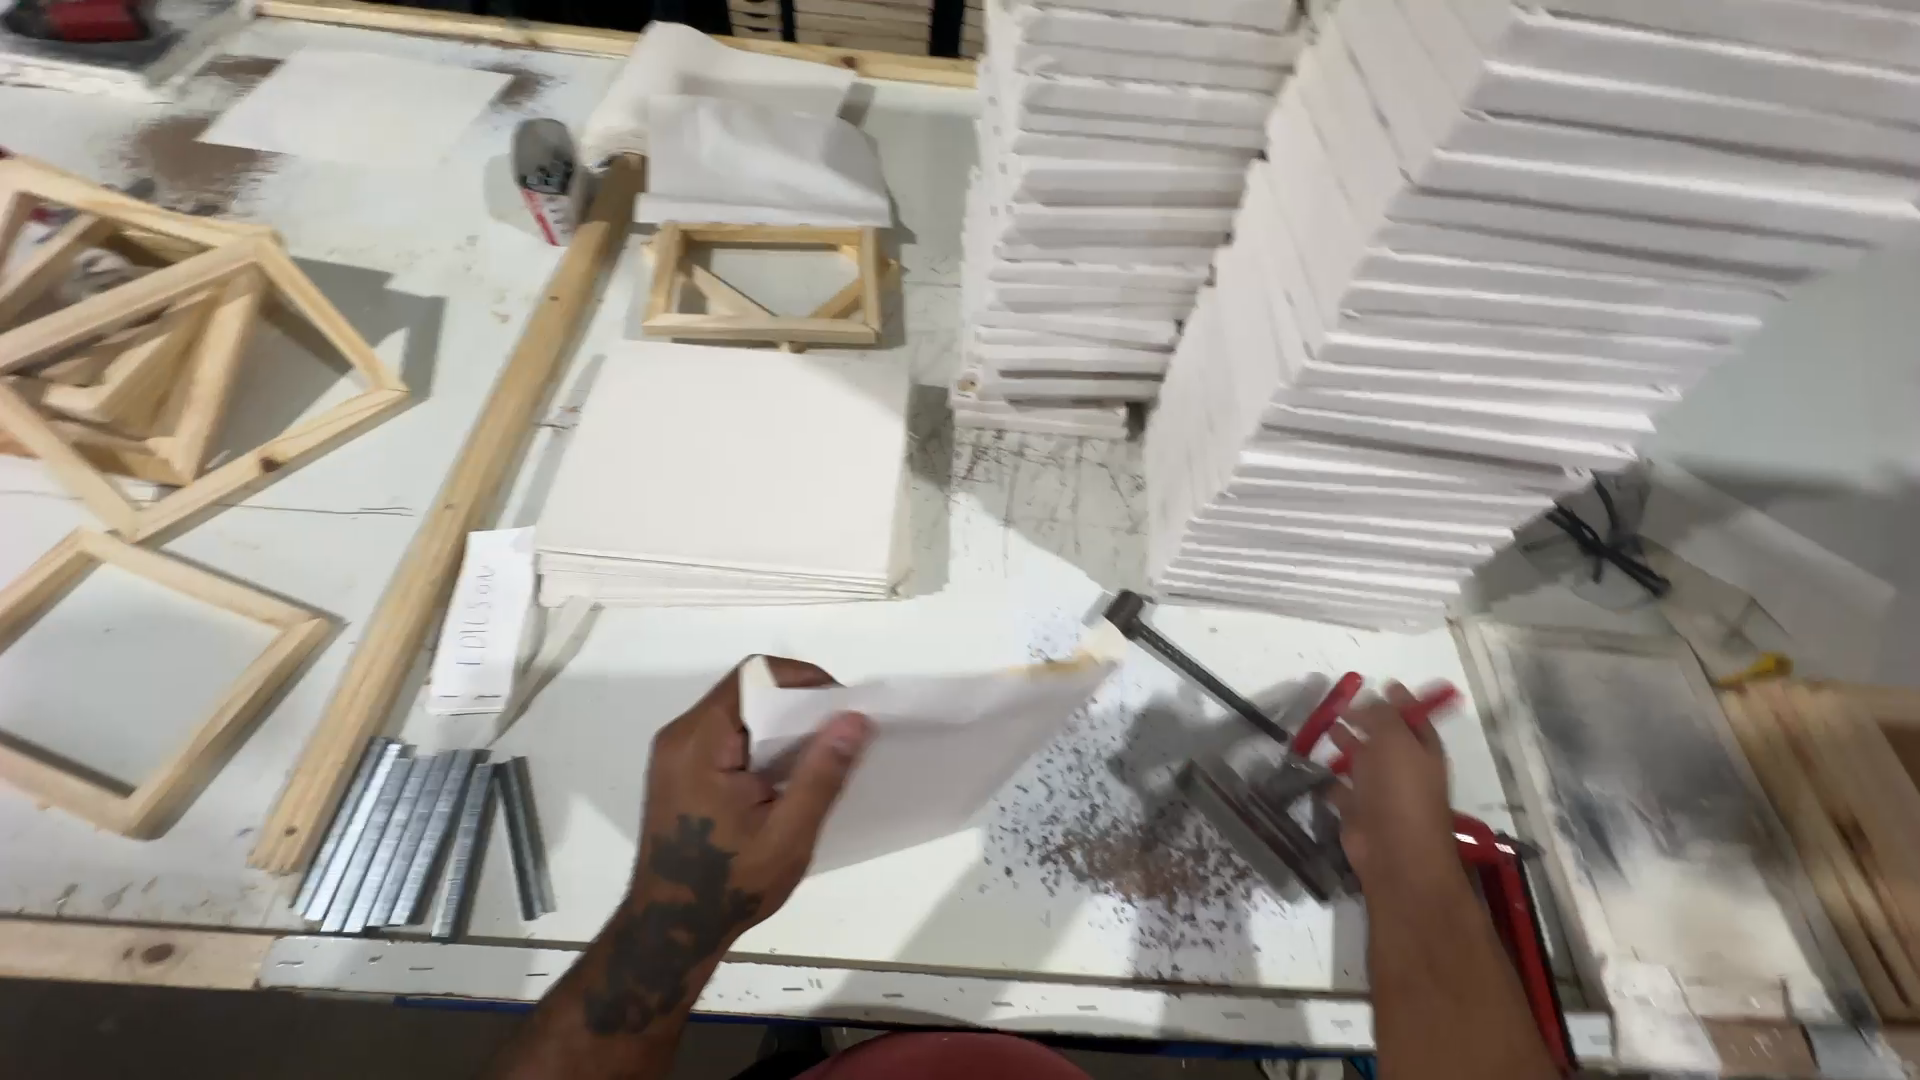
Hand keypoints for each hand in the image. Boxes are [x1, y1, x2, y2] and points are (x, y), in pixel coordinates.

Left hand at [630, 656, 872, 941]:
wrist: (671, 931)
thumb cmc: (731, 885)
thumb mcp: (789, 834)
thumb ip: (822, 772)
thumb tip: (855, 718)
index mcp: (700, 742)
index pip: (754, 676)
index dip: (801, 678)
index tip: (838, 706)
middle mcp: (680, 735)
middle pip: (746, 689)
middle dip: (796, 702)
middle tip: (836, 732)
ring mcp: (675, 751)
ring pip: (738, 709)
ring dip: (779, 722)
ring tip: (816, 753)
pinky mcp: (679, 768)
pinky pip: (726, 732)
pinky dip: (760, 739)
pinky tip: (784, 772)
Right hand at [1327, 682, 1465, 894]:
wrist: (1393, 852)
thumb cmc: (1400, 791)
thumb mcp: (1395, 741)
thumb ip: (1383, 716)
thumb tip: (1373, 699)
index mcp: (1422, 753)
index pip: (1414, 720)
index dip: (1402, 702)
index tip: (1383, 683)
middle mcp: (1404, 771)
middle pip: (1386, 740)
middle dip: (1368, 721)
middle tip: (1343, 705)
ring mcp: (1382, 794)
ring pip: (1362, 762)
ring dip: (1347, 745)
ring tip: (1327, 728)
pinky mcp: (1358, 812)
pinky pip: (1342, 789)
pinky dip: (1330, 778)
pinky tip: (1317, 766)